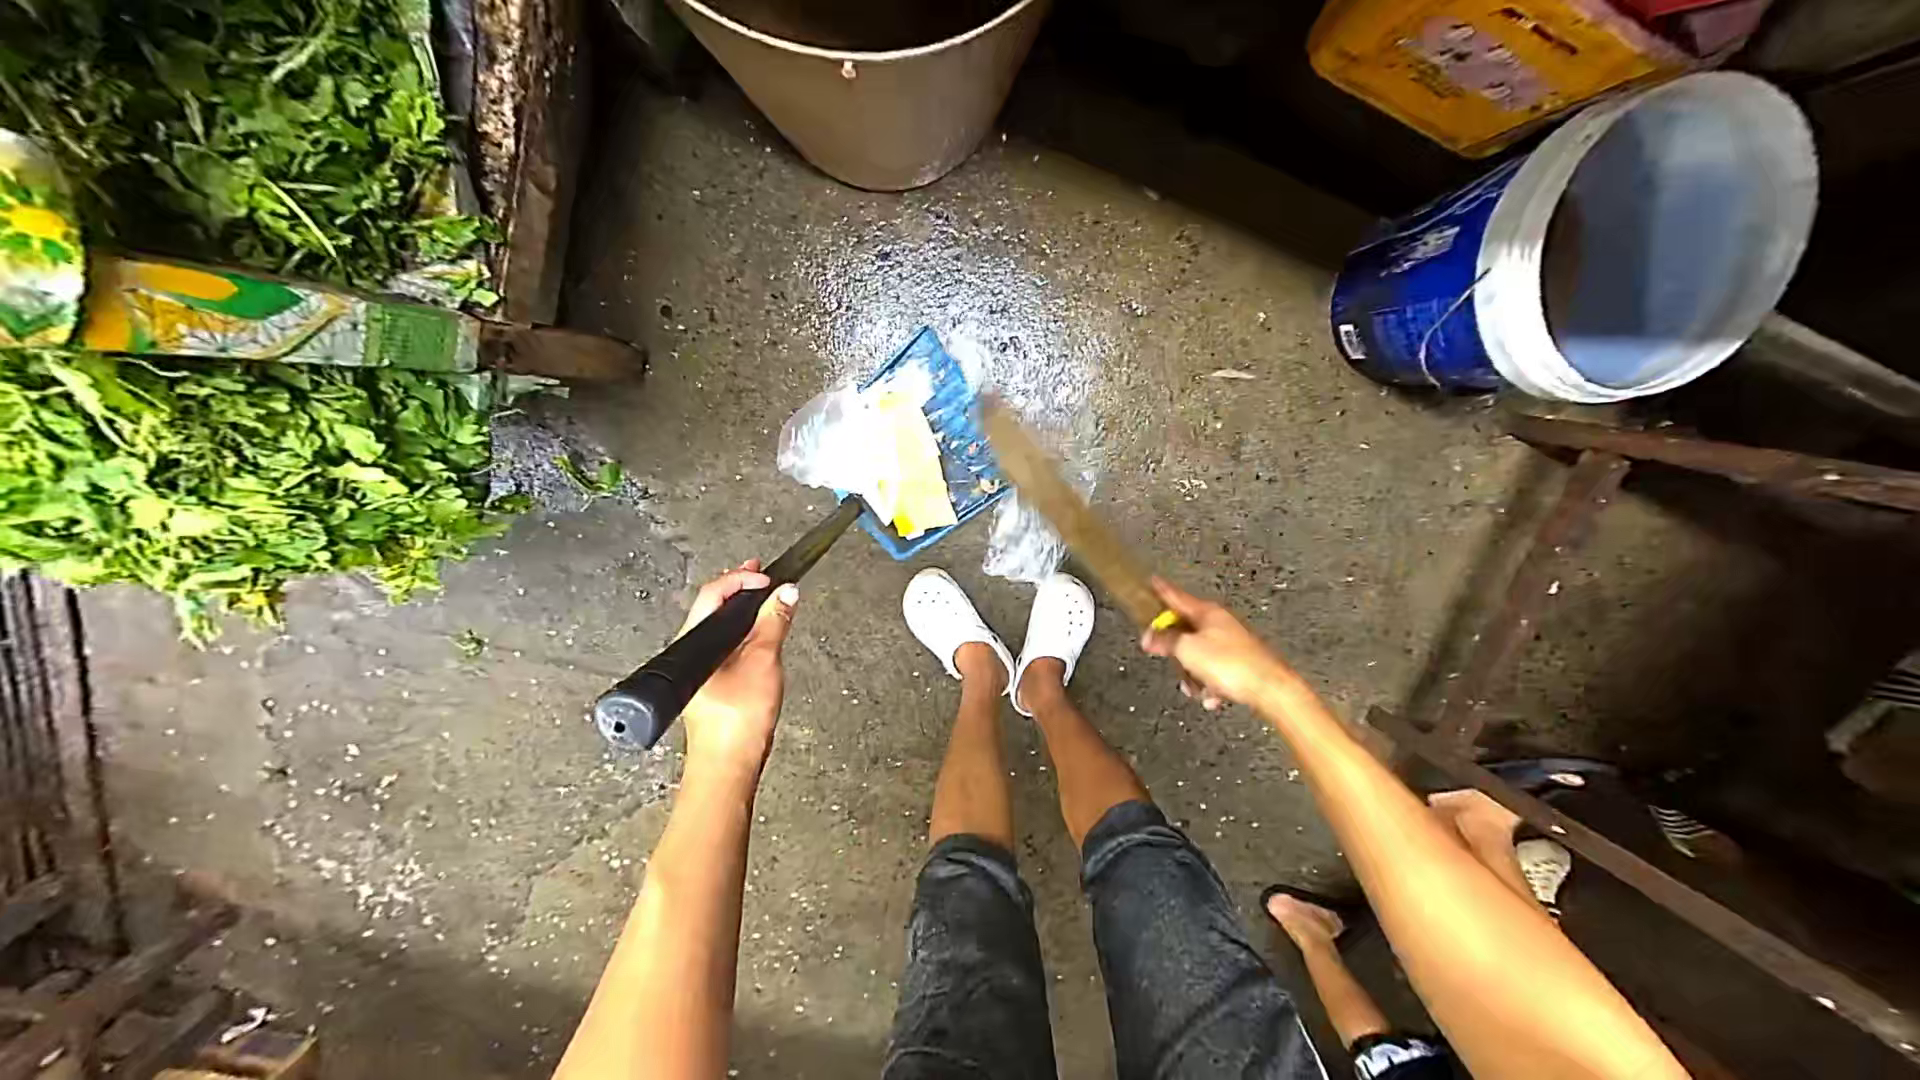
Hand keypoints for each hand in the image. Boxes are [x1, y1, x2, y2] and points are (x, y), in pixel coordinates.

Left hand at [676, 560, 799, 773]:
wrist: (729, 764)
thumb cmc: (737, 722)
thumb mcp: (763, 661)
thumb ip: (774, 623)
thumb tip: (786, 593)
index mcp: (694, 642)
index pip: (714, 593)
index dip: (742, 579)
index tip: (769, 577)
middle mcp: (692, 652)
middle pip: (713, 607)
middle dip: (739, 587)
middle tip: (761, 573)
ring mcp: (701, 668)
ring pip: (719, 626)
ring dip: (742, 608)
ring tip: (764, 596)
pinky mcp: (713, 681)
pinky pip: (725, 643)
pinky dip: (743, 629)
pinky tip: (758, 632)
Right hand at [1139, 577, 1291, 709]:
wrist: (1270, 690)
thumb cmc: (1235, 664)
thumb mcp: (1186, 649)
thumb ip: (1164, 640)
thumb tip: (1151, 636)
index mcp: (1207, 612)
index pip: (1176, 596)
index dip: (1161, 590)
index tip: (1153, 582)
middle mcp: (1220, 624)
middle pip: (1184, 630)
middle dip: (1174, 650)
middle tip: (1169, 657)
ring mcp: (1230, 644)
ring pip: (1196, 656)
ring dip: (1191, 673)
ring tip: (1195, 685)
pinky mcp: (1238, 664)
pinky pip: (1212, 673)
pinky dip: (1208, 685)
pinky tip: (1211, 694)